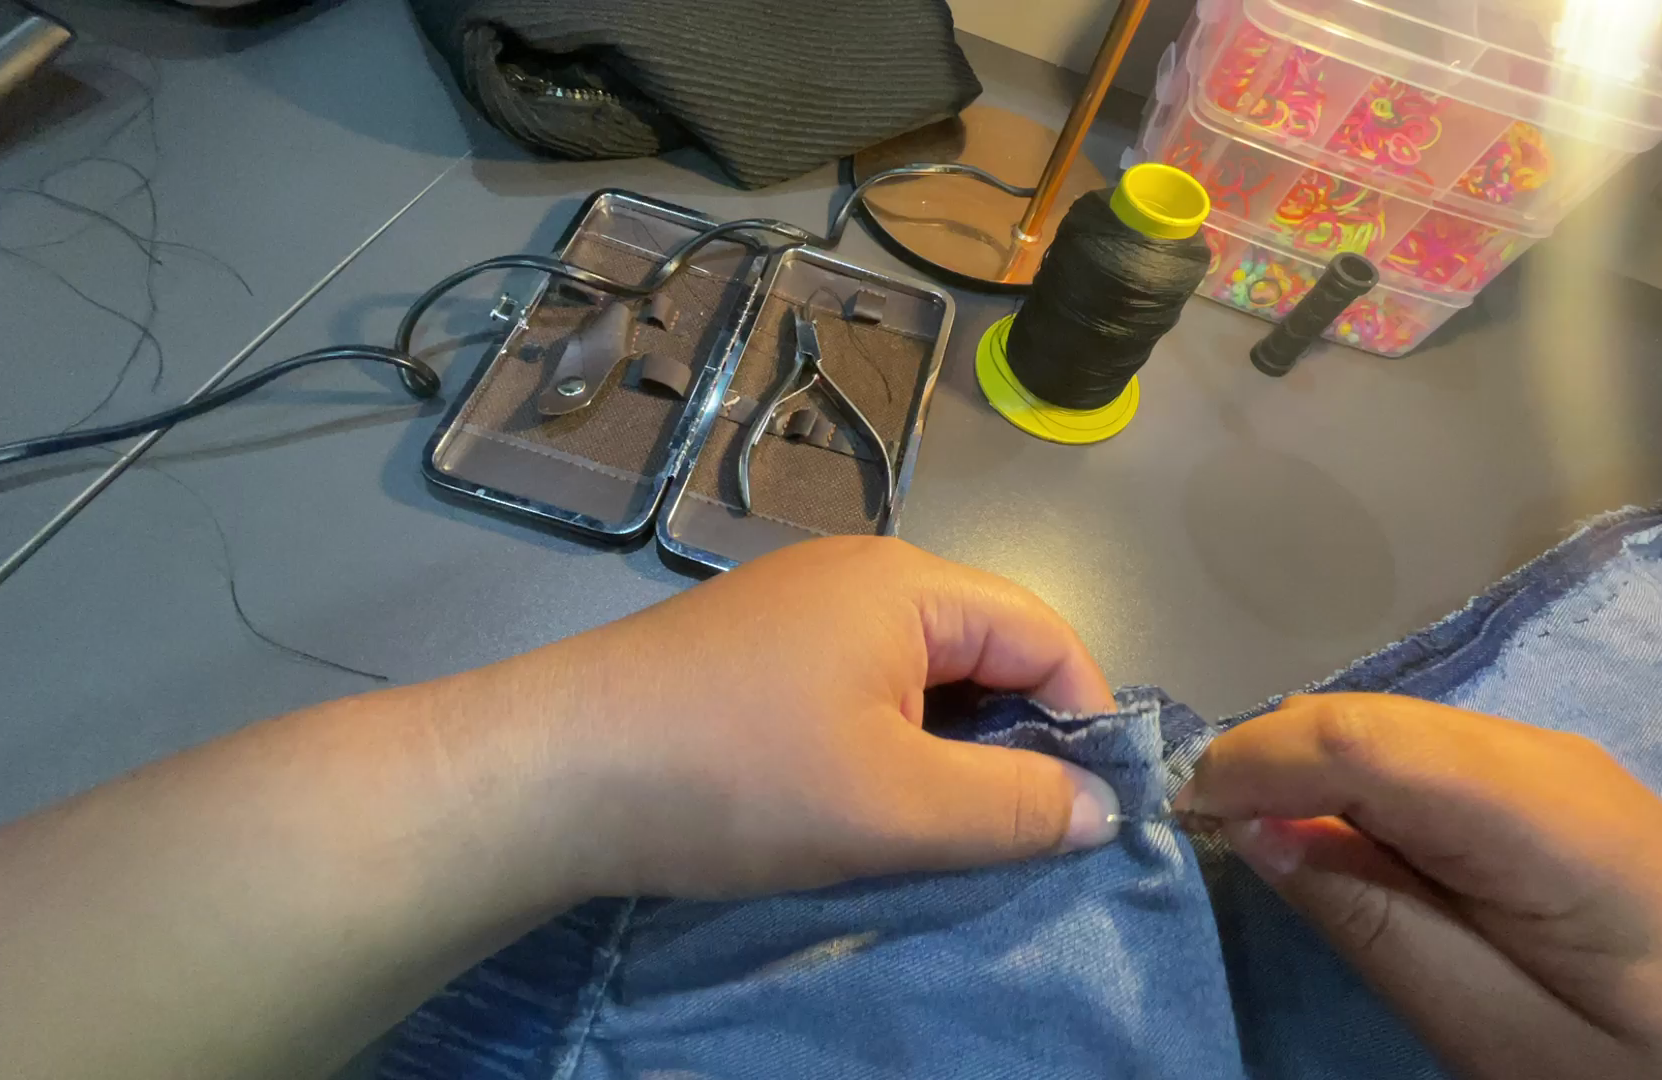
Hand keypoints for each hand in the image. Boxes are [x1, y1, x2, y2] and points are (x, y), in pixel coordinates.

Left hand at [431, 536, 1120, 904]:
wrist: (559, 768)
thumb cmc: (740, 774)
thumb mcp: (896, 804)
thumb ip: (1015, 806)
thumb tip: (1102, 806)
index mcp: (907, 582)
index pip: (1040, 630)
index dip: (1085, 711)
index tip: (1098, 801)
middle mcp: (861, 572)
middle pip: (982, 643)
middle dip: (1017, 731)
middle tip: (1024, 822)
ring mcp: (804, 603)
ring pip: (921, 667)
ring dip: (952, 739)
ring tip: (950, 815)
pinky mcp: (764, 642)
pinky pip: (864, 678)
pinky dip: (893, 733)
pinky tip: (874, 786)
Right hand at [1176, 694, 1661, 1079]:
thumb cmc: (1639, 1072)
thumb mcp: (1495, 1031)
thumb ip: (1367, 919)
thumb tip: (1249, 829)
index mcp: (1548, 817)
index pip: (1362, 743)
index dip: (1255, 762)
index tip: (1192, 816)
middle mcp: (1533, 751)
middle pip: (1352, 716)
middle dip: (1261, 760)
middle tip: (1217, 830)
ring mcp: (1529, 750)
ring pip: (1360, 719)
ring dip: (1291, 765)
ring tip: (1265, 832)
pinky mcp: (1516, 766)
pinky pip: (1389, 741)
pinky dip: (1331, 773)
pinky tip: (1332, 828)